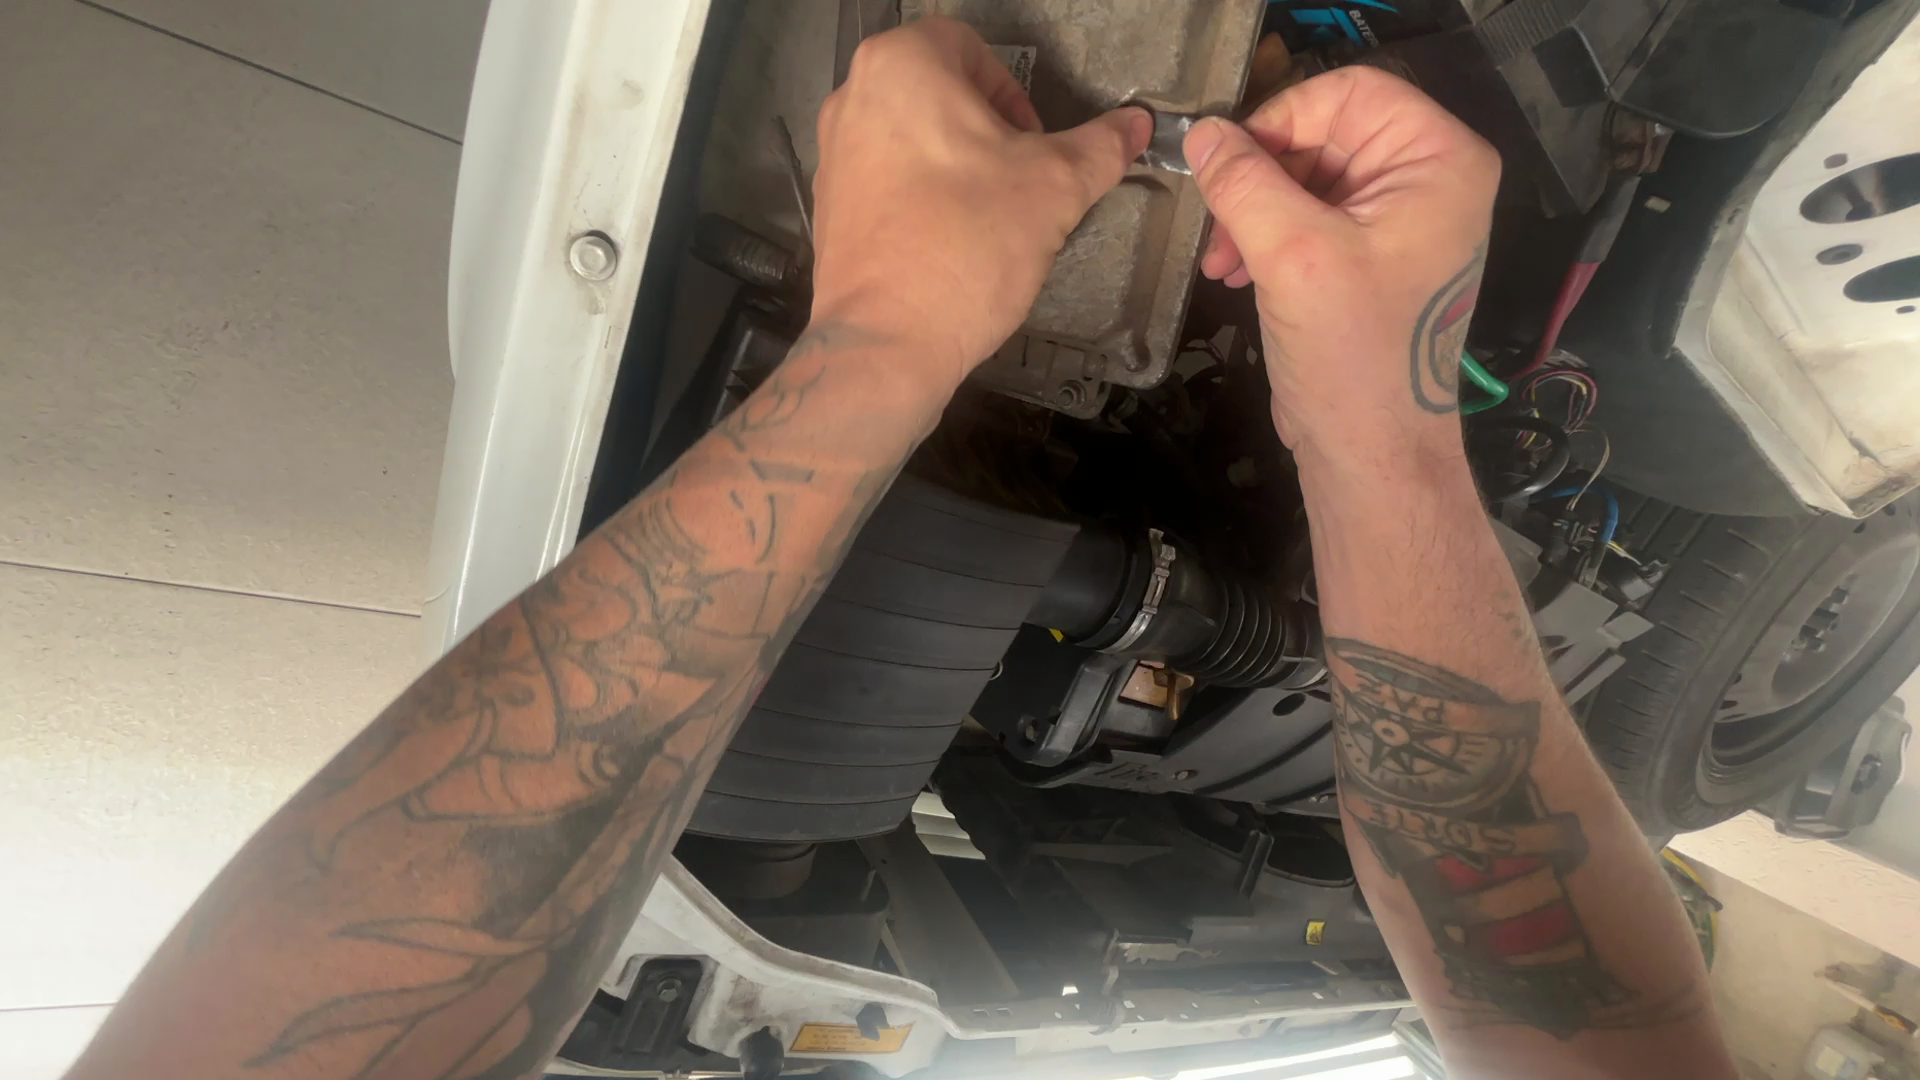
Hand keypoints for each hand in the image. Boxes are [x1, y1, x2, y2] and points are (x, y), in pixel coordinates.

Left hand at [811, 18, 1152, 387]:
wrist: (887, 345)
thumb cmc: (964, 251)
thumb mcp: (1053, 191)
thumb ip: (1099, 148)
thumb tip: (1133, 126)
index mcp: (901, 67)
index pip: (971, 49)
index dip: (1014, 96)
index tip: (1032, 148)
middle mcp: (852, 100)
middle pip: (938, 100)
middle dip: (986, 140)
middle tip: (1015, 189)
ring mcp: (832, 161)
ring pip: (912, 147)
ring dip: (954, 175)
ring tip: (983, 225)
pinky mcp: (829, 216)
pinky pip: (887, 193)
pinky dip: (920, 210)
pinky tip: (946, 251)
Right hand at [1182, 67, 1498, 465]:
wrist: (1367, 446)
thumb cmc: (1349, 352)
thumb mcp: (1292, 256)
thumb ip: (1243, 186)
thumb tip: (1199, 134)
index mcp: (1435, 160)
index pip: (1348, 93)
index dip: (1277, 120)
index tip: (1221, 167)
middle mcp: (1422, 181)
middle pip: (1322, 138)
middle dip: (1258, 181)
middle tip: (1215, 230)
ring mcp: (1392, 225)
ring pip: (1303, 184)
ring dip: (1251, 216)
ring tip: (1219, 263)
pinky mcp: (1361, 262)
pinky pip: (1304, 224)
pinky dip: (1263, 242)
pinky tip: (1234, 274)